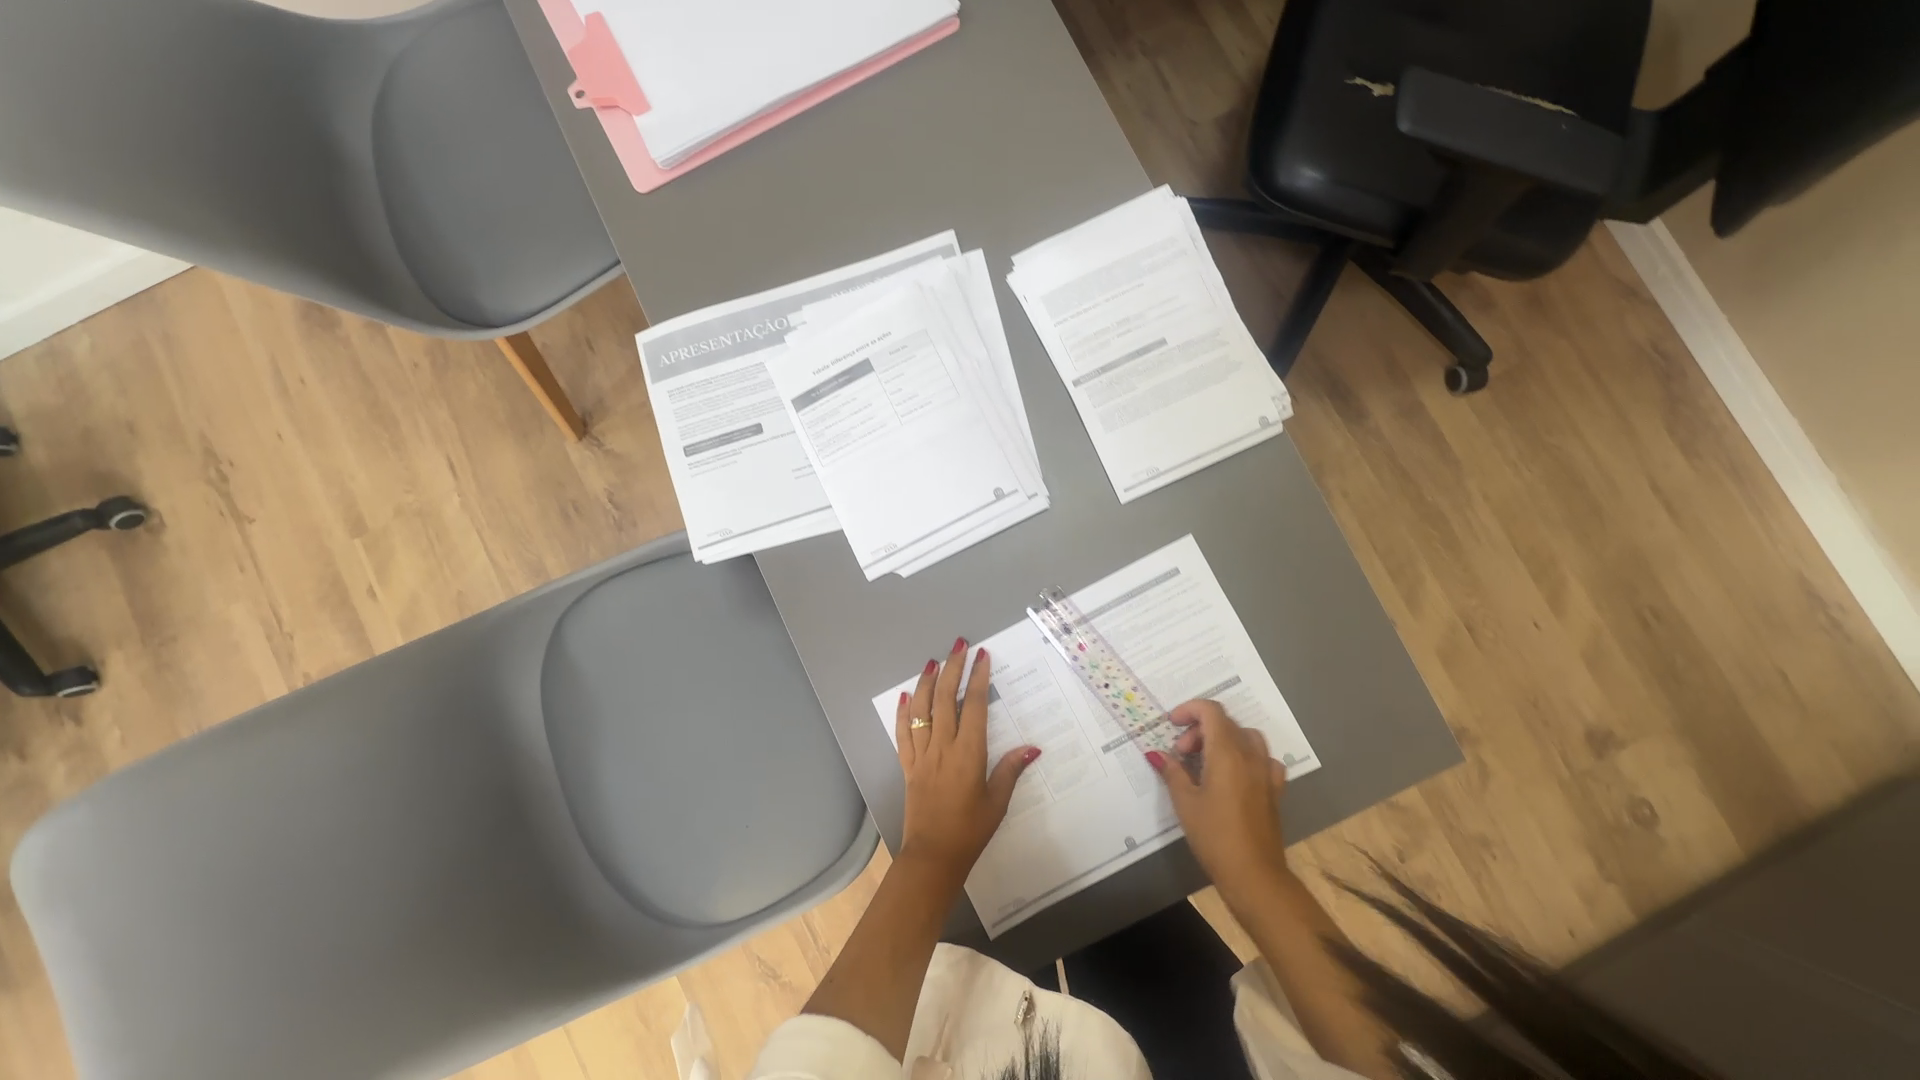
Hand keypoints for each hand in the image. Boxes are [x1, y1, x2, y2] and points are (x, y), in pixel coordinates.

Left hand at [894, 638, 1039, 881]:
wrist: (933, 855)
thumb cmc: (970, 830)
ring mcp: (922, 755)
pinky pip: (903, 733)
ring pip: (922, 710)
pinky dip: (904, 712)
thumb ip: (1011, 770)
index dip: (977, 678)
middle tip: (959, 645)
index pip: (973, 706)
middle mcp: (942, 747)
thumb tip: (1032, 747)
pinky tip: (906, 695)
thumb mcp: (998, 802)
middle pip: (945, 699)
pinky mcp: (908, 766)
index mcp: (968, 753)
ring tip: (934, 661)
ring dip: (927, 682)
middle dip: (953, 668)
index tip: (982, 656)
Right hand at [1146, 699, 1291, 903]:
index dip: (1189, 710)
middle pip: (1227, 723)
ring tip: (1205, 763)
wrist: (1254, 873)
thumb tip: (1156, 754)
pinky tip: (1234, 776)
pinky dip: (1245, 756)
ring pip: (1247, 737)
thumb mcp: (1185, 802)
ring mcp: (1267, 772)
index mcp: (1227, 753)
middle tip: (1182, 755)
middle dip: (1200, 730)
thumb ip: (1172, 772)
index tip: (1172, 724)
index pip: (1211, 711)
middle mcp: (1251, 755)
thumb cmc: (1214, 835)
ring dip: (1223, 739)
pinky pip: (1263, 759)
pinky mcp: (1275, 789)